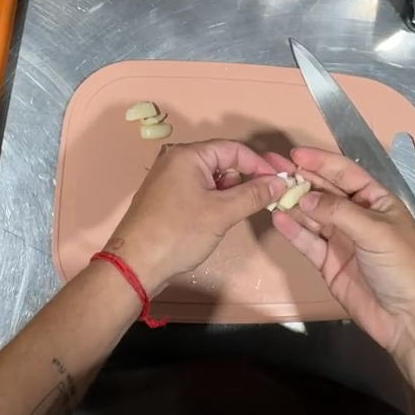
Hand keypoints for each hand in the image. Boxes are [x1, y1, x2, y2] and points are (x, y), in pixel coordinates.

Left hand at [105, 139, 285, 289]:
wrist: (135, 265)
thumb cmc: (179, 233)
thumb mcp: (221, 213)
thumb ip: (253, 195)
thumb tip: (280, 182)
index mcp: (188, 155)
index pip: (233, 149)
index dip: (259, 165)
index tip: (279, 183)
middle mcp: (177, 160)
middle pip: (222, 161)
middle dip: (244, 179)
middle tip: (263, 200)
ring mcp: (169, 178)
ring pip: (211, 178)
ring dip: (230, 192)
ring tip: (240, 212)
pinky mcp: (166, 197)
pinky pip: (198, 189)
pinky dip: (214, 200)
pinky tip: (219, 218)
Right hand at [269, 145, 414, 358]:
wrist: (409, 319)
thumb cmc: (402, 266)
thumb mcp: (375, 231)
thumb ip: (338, 212)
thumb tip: (304, 197)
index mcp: (375, 200)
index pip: (345, 172)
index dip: (321, 161)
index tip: (295, 154)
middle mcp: (357, 215)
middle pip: (324, 191)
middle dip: (300, 178)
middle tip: (272, 167)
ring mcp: (341, 239)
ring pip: (312, 215)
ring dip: (292, 202)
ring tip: (269, 190)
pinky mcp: (329, 262)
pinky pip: (307, 241)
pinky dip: (293, 230)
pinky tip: (277, 217)